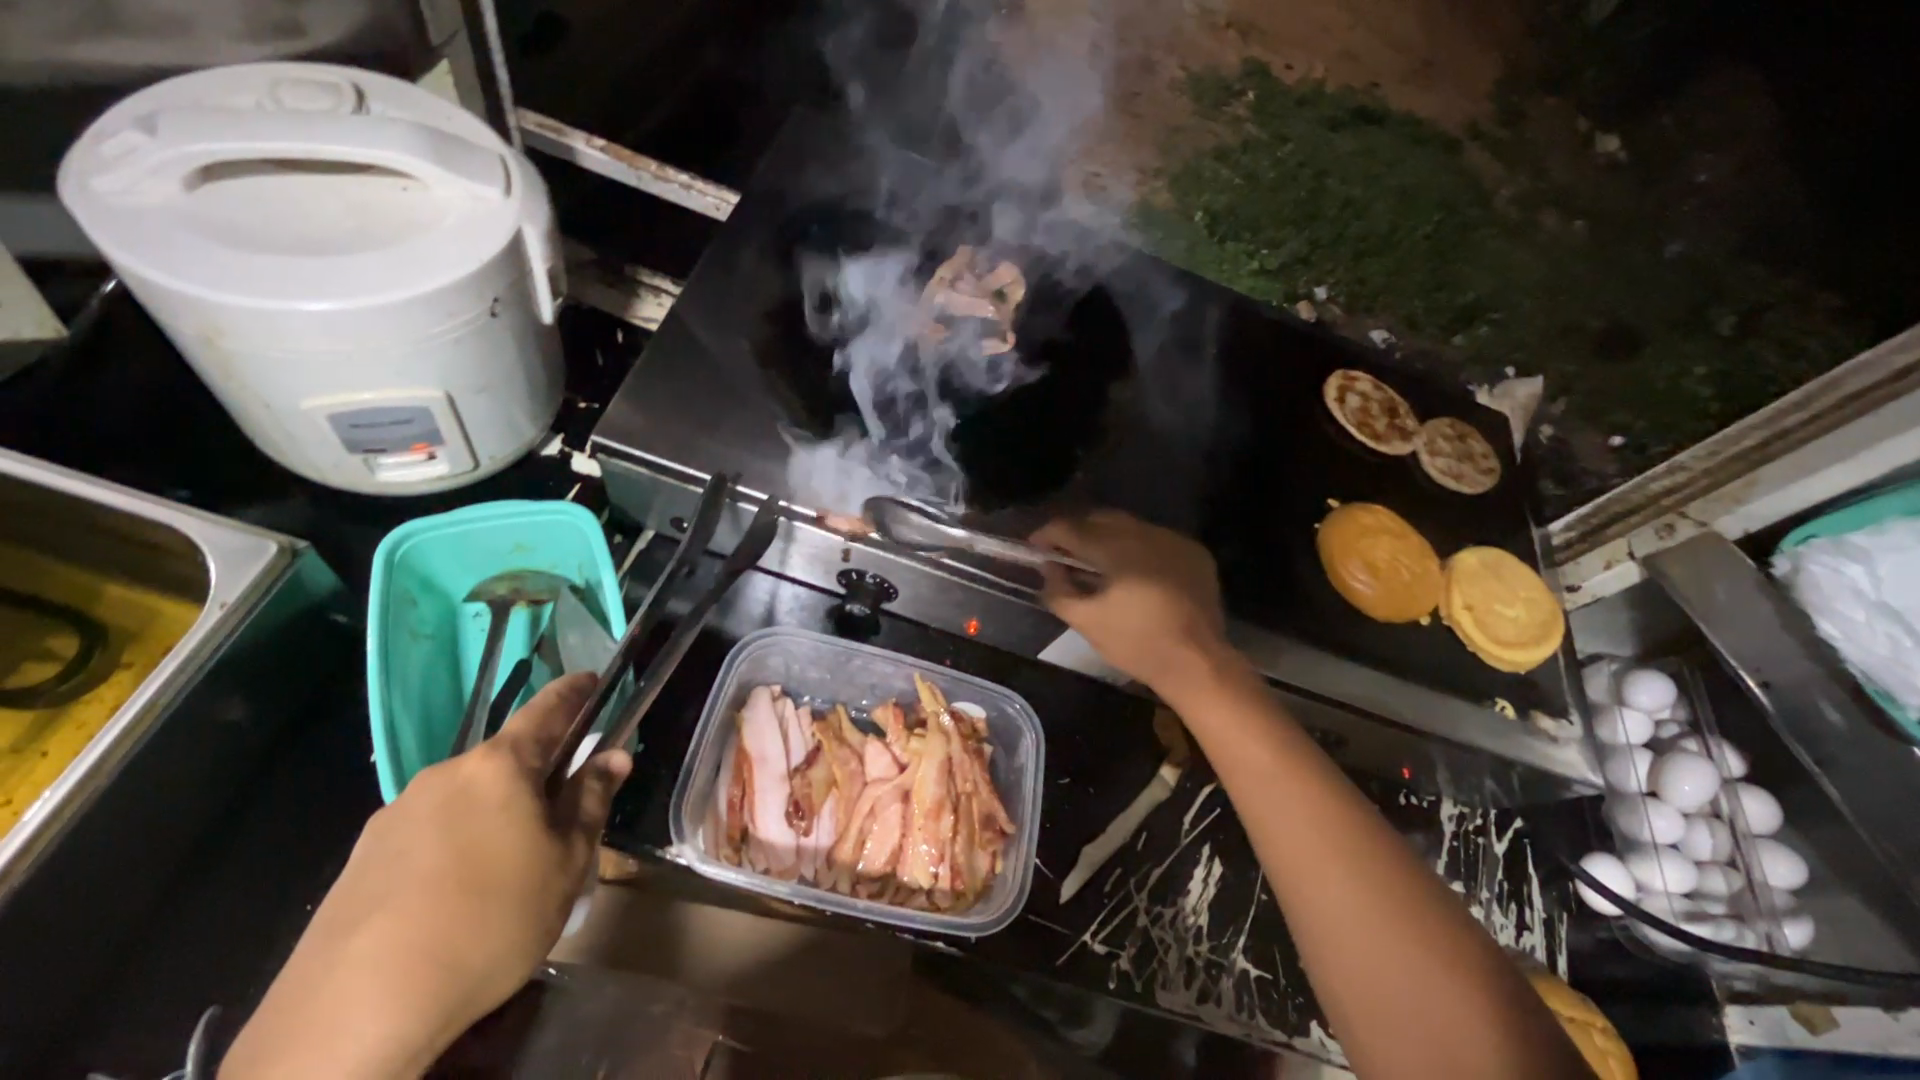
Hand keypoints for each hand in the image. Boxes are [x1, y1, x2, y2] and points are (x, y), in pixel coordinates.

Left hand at [223, 673, 630, 1078]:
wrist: (361, 1004)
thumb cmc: (492, 922)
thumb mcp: (565, 865)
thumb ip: (589, 803)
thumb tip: (613, 756)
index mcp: (499, 767)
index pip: (545, 712)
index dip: (573, 693)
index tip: (591, 679)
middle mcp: (444, 775)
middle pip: (503, 761)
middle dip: (536, 776)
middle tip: (562, 816)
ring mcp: (396, 814)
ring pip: (464, 800)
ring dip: (494, 816)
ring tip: (509, 872)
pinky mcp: (364, 856)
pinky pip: (428, 834)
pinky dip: (454, 846)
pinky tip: (457, 896)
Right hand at [1031, 510, 1231, 693]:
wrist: (1197, 662)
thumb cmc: (1136, 643)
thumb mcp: (1087, 622)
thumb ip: (1059, 590)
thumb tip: (1049, 568)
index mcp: (1116, 548)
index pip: (1072, 528)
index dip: (1048, 535)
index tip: (1035, 547)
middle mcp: (1145, 533)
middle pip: (1101, 519)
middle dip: (1077, 531)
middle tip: (1062, 552)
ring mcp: (1174, 540)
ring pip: (1131, 526)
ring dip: (1108, 537)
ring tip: (1096, 560)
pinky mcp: (1194, 553)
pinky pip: (1157, 539)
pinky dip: (1138, 548)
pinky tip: (1134, 570)